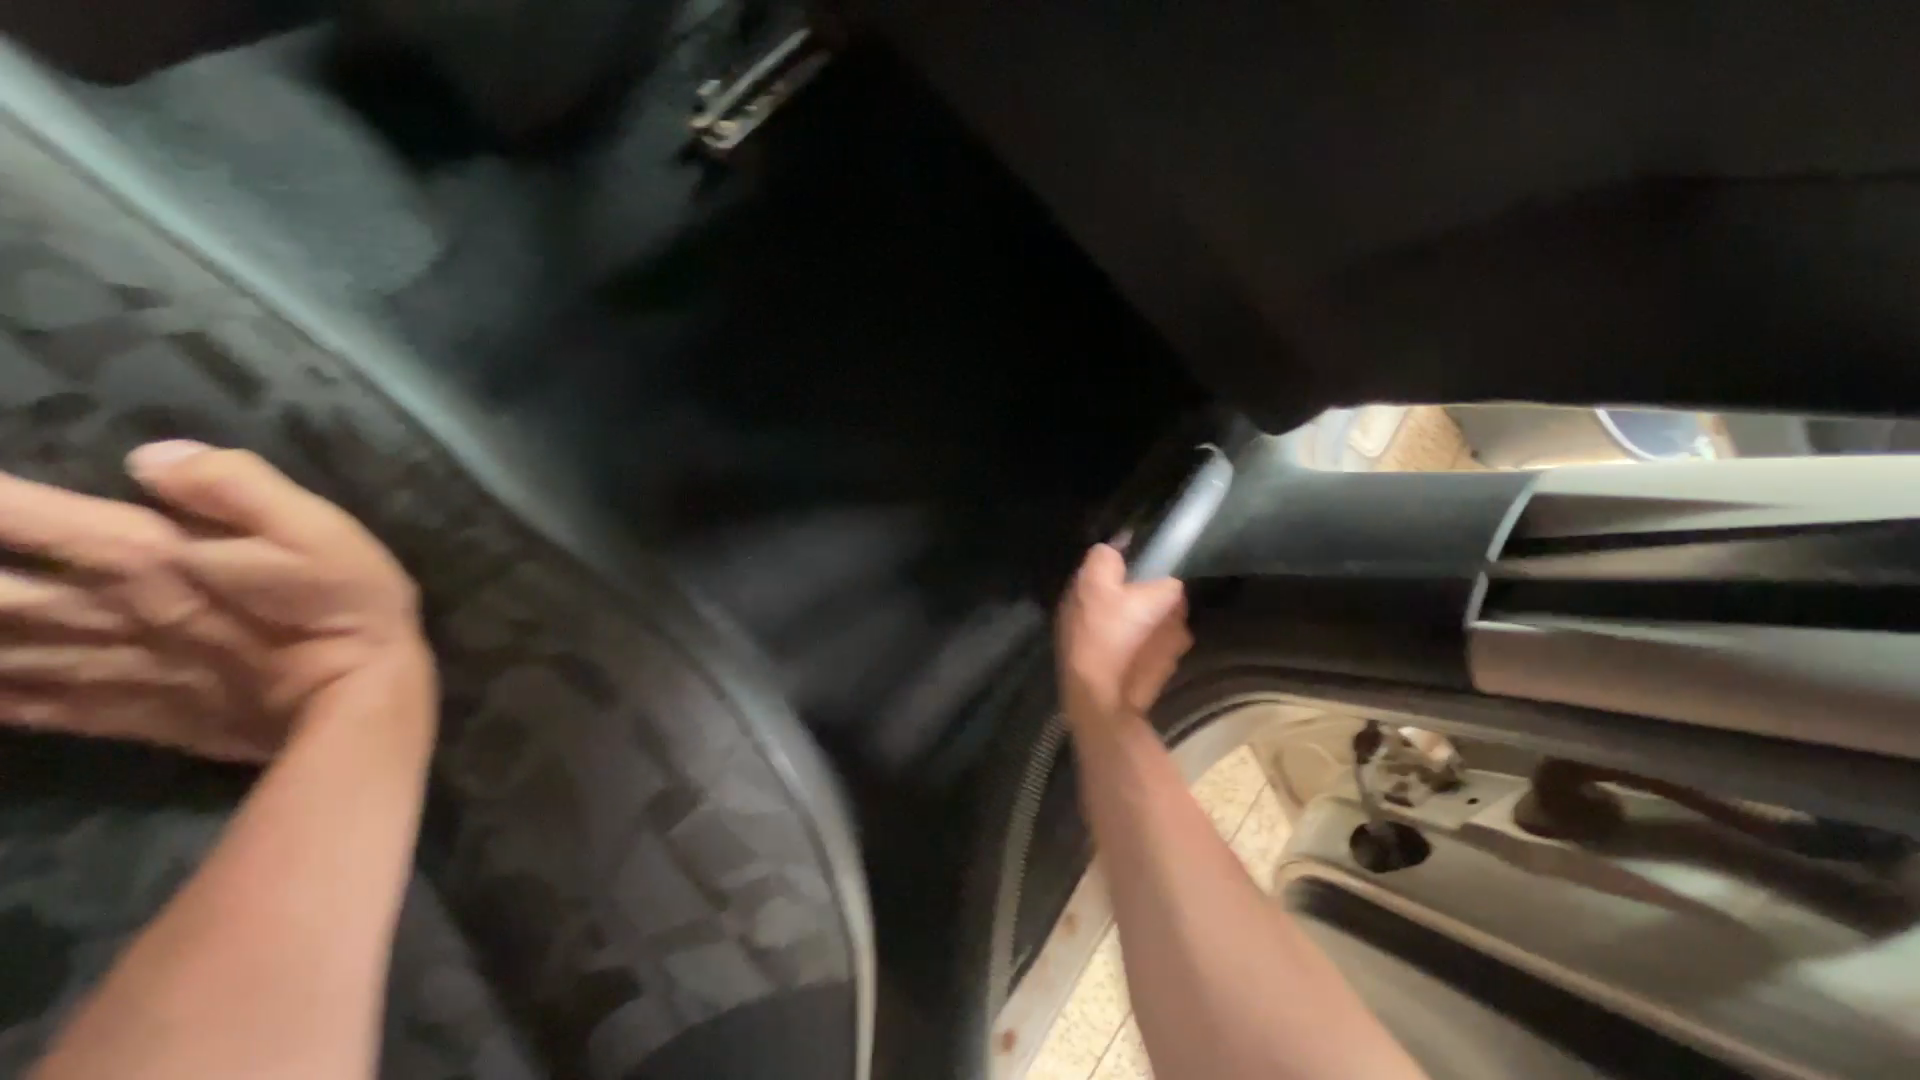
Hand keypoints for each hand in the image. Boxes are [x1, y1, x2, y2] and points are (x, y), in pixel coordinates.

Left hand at [0, 441, 427, 760]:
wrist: (361, 706)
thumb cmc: (348, 608)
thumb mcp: (323, 532)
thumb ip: (241, 487)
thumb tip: (153, 456)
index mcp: (146, 555)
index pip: (16, 513)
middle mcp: (101, 608)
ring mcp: (101, 666)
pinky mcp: (117, 710)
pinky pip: (12, 702)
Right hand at [1056, 543, 1191, 729]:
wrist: (1098, 700)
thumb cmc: (1097, 636)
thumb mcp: (1091, 585)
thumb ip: (1105, 558)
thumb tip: (1114, 548)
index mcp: (1171, 596)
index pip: (1163, 573)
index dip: (1138, 576)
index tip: (1116, 583)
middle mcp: (1183, 622)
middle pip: (1158, 602)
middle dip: (1138, 603)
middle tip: (1105, 609)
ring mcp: (1175, 654)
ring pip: (1154, 628)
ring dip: (1136, 629)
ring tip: (1105, 636)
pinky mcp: (1163, 677)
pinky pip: (1148, 653)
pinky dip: (1135, 652)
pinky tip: (1111, 657)